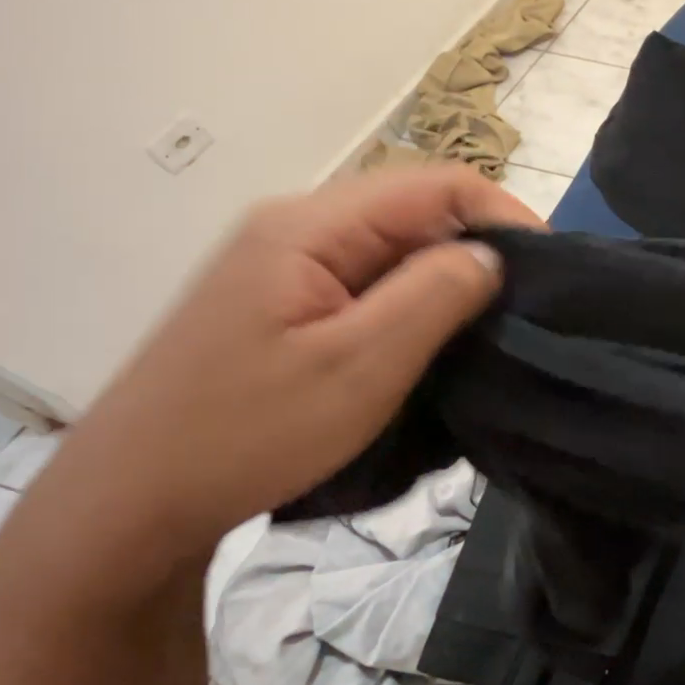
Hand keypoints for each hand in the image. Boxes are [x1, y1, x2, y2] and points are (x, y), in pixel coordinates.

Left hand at [36, 164, 541, 551]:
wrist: (135, 499)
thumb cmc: (251, 431)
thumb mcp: (362, 363)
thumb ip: (437, 294)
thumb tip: (494, 254)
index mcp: (311, 226)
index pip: (438, 185)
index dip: (506, 217)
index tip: (550, 276)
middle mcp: (298, 226)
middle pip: (419, 210)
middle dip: (485, 250)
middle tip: (529, 311)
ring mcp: (288, 264)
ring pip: (400, 248)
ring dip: (455, 280)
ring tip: (495, 330)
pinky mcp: (287, 300)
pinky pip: (375, 280)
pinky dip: (421, 302)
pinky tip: (440, 343)